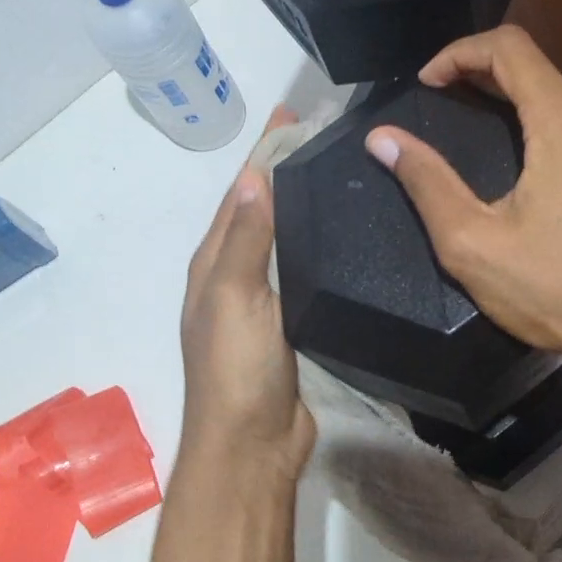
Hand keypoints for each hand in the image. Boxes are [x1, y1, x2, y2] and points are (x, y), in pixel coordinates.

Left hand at [180, 111, 314, 481]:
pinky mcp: (290, 330)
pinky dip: (319, 251)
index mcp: (214, 266)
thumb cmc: (237, 371)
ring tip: (343, 182)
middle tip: (329, 142)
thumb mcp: (236, 298)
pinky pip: (303, 276)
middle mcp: (234, 280)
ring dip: (303, 212)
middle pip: (260, 215)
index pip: (239, 196)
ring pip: (284, 245)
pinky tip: (347, 246)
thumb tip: (254, 177)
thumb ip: (246, 241)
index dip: (262, 154)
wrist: (253, 447)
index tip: (291, 115)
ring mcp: (263, 307)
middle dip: (285, 174)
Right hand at [363, 26, 561, 381]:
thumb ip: (427, 183)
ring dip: (535, 98)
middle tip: (455, 100)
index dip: (460, 52)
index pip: (509, 48)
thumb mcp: (473, 244)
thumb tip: (383, 139)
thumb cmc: (557, 292)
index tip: (430, 83)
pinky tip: (554, 163)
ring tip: (501, 126)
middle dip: (493, 73)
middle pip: (545, 67)